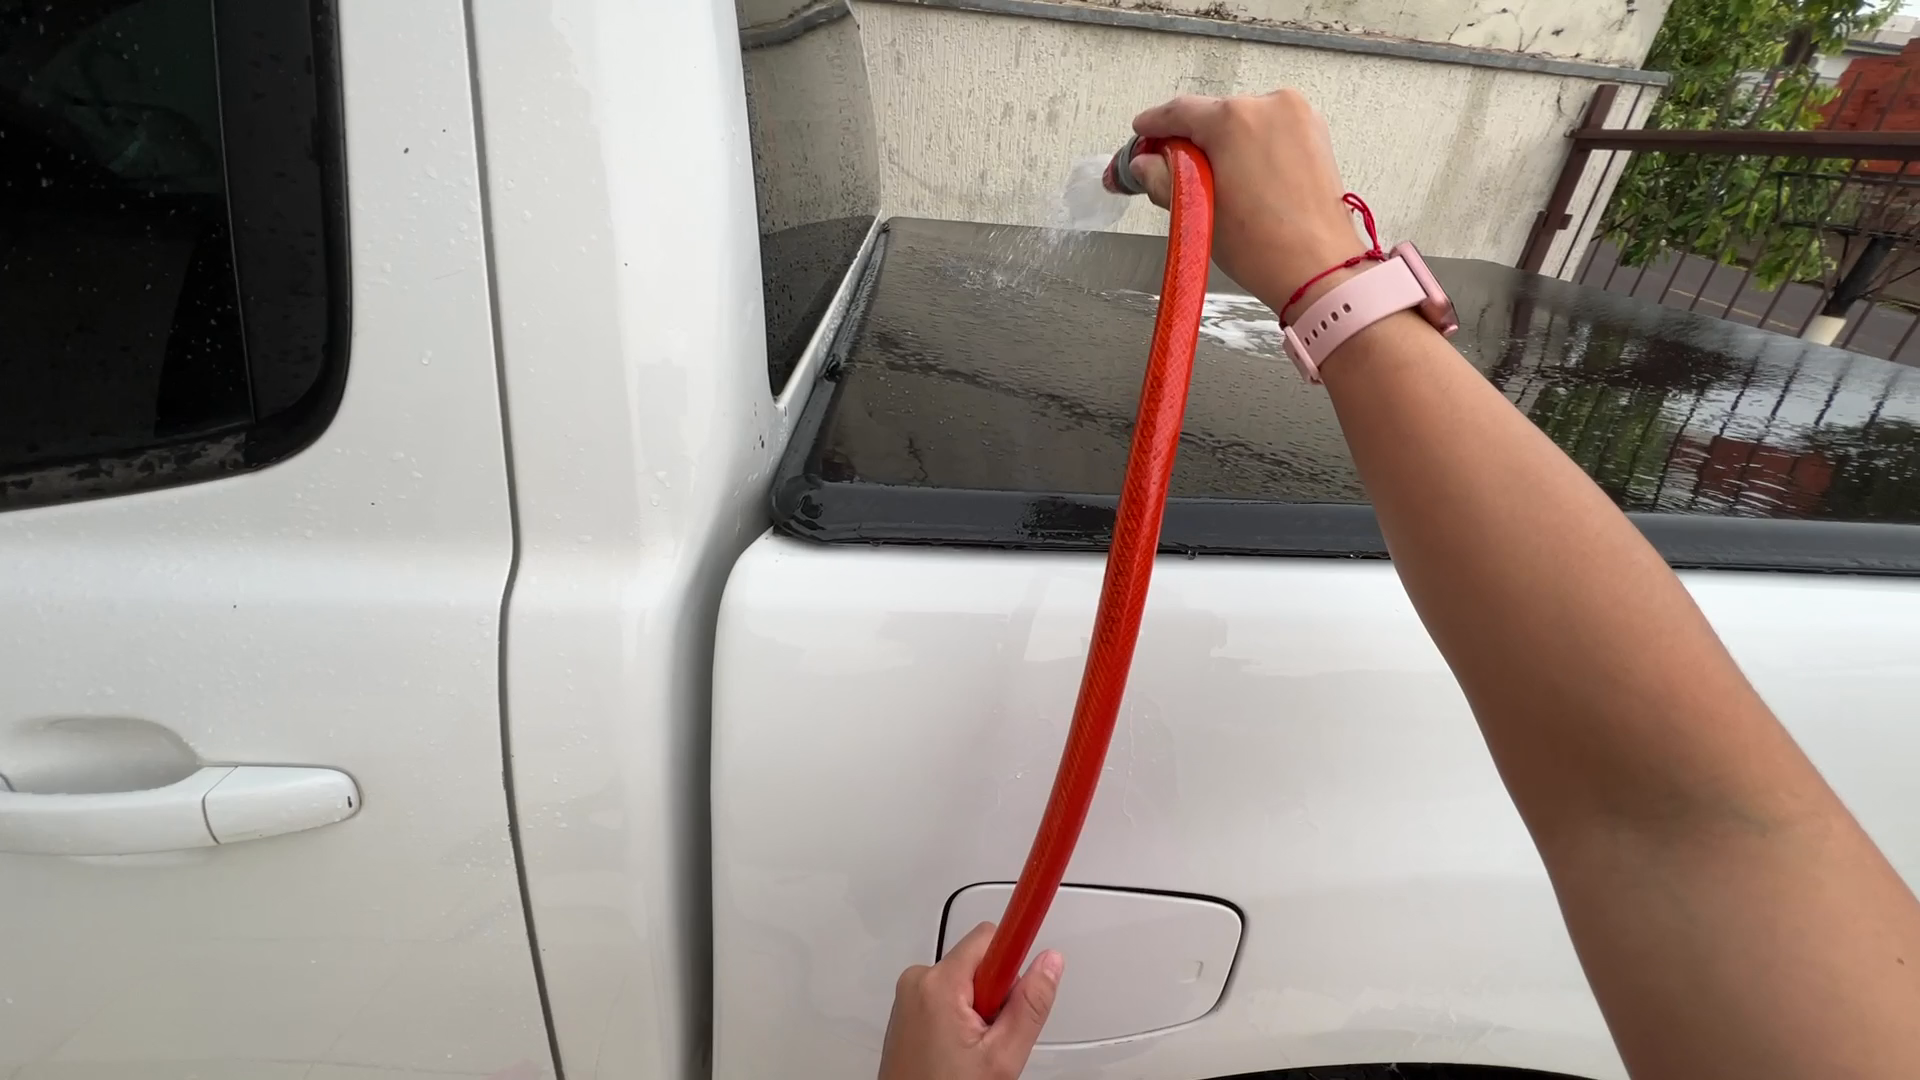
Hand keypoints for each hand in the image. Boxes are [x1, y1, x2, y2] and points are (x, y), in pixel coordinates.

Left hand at [877, 922, 1063, 1079]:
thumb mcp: (1001, 1059)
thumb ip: (1029, 1007)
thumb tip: (1050, 963)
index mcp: (939, 984)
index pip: (989, 937)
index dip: (1014, 947)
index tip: (1034, 917)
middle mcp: (919, 979)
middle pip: (978, 961)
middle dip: (996, 992)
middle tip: (994, 1036)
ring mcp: (910, 994)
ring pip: (964, 980)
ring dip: (977, 1007)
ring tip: (972, 1052)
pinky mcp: (907, 1007)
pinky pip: (946, 994)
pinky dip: (959, 1016)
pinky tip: (957, 1051)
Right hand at [1128, 89, 1365, 314]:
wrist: (1314, 267)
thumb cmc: (1263, 246)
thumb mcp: (1196, 211)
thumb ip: (1163, 179)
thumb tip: (1147, 165)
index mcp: (1234, 120)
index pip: (1180, 111)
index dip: (1154, 124)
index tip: (1144, 134)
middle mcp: (1269, 107)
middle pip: (1213, 115)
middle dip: (1189, 141)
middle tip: (1170, 170)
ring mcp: (1297, 117)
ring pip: (1242, 124)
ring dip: (1221, 146)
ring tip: (1211, 187)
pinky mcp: (1314, 134)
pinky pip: (1269, 133)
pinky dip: (1249, 150)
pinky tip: (1241, 183)